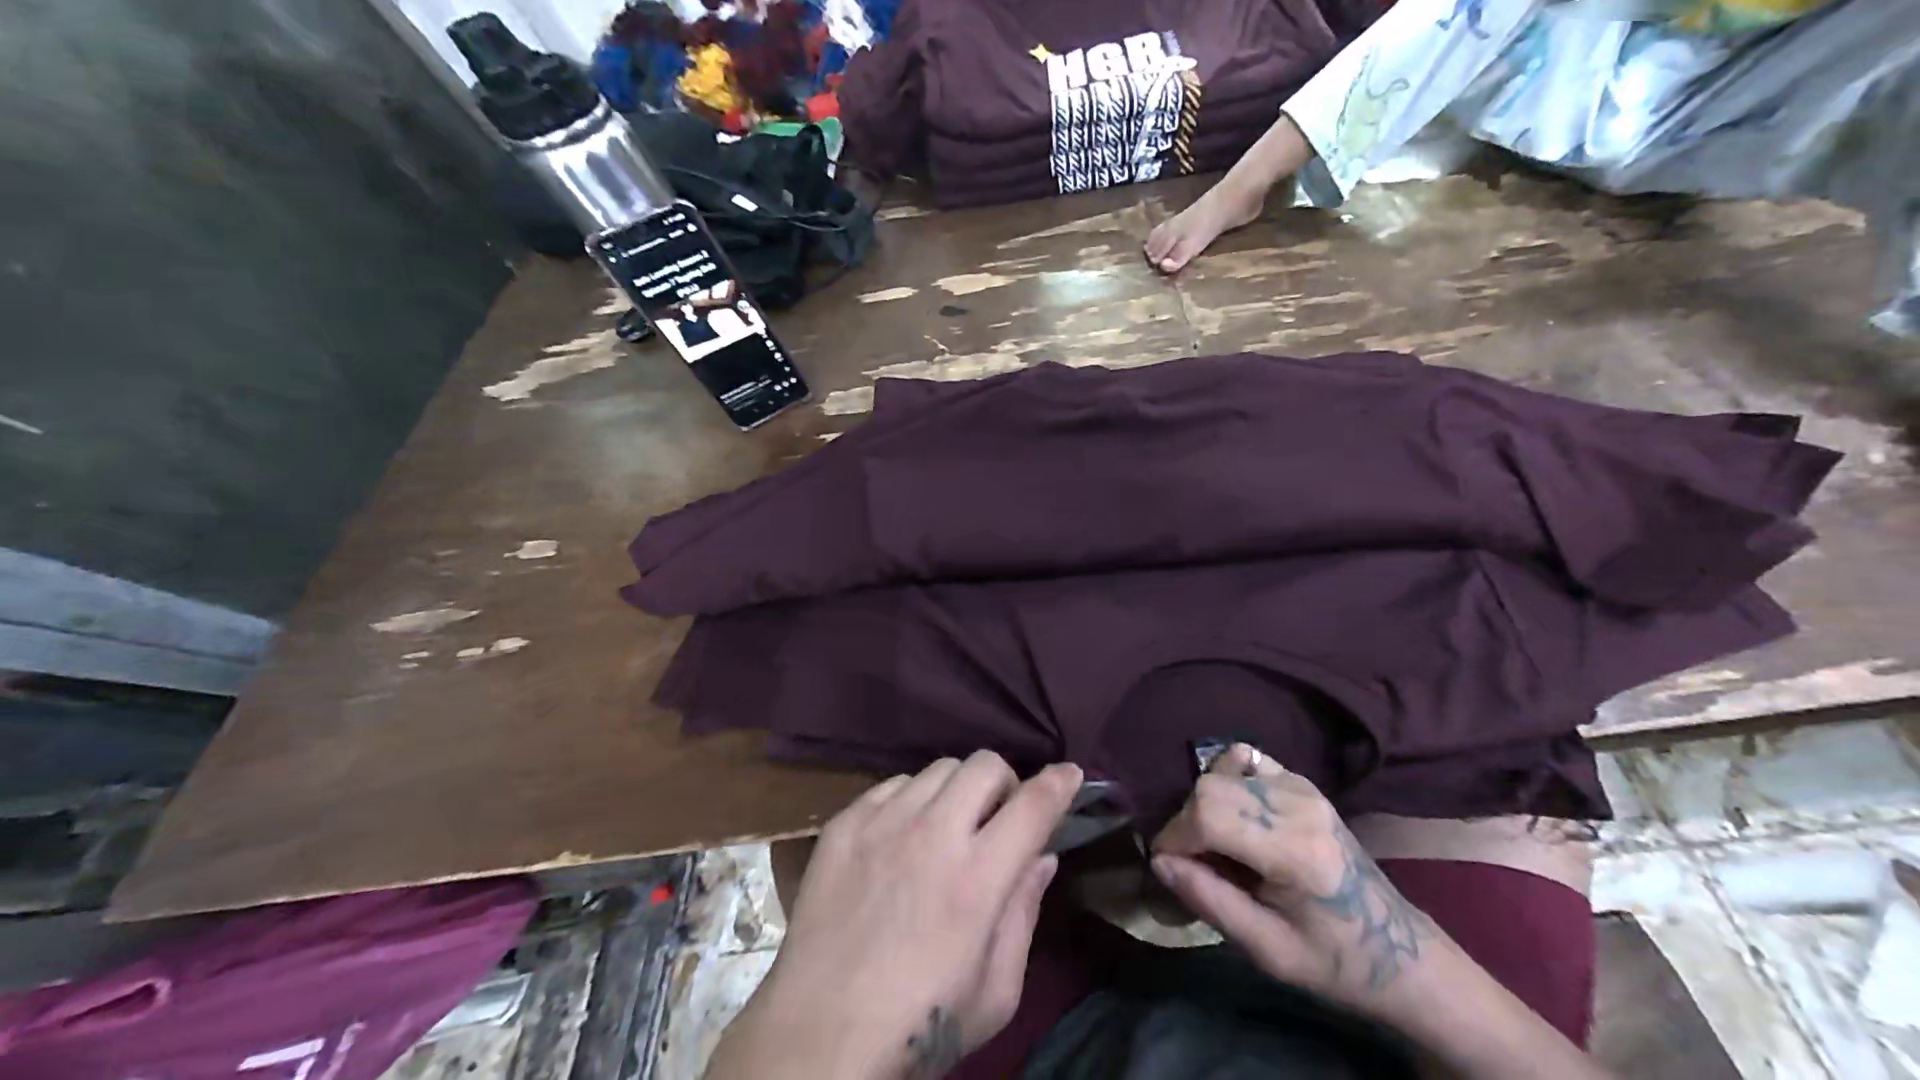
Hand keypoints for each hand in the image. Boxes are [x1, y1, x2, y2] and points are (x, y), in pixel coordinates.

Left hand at [706, 753, 1080, 1079]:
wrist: (818, 1035)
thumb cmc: (919, 1024)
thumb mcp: (995, 992)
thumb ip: (1023, 914)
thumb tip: (1042, 857)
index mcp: (977, 878)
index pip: (1033, 806)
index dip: (1060, 784)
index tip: (1071, 774)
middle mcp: (932, 834)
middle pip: (984, 765)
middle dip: (1003, 784)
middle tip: (997, 820)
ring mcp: (882, 822)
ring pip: (938, 768)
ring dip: (956, 791)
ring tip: (946, 829)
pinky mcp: (844, 824)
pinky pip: (892, 784)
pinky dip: (910, 801)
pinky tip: (901, 838)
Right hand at [1151, 744, 1436, 1008]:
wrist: (1400, 952)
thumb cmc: (1334, 961)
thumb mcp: (1267, 951)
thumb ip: (1209, 900)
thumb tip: (1159, 861)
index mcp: (1296, 851)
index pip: (1209, 816)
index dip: (1174, 838)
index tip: (1168, 868)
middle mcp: (1298, 805)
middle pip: (1209, 788)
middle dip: (1185, 823)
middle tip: (1194, 862)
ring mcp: (1301, 786)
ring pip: (1220, 773)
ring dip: (1203, 806)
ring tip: (1217, 845)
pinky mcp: (1301, 781)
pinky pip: (1244, 759)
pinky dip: (1225, 782)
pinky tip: (1236, 817)